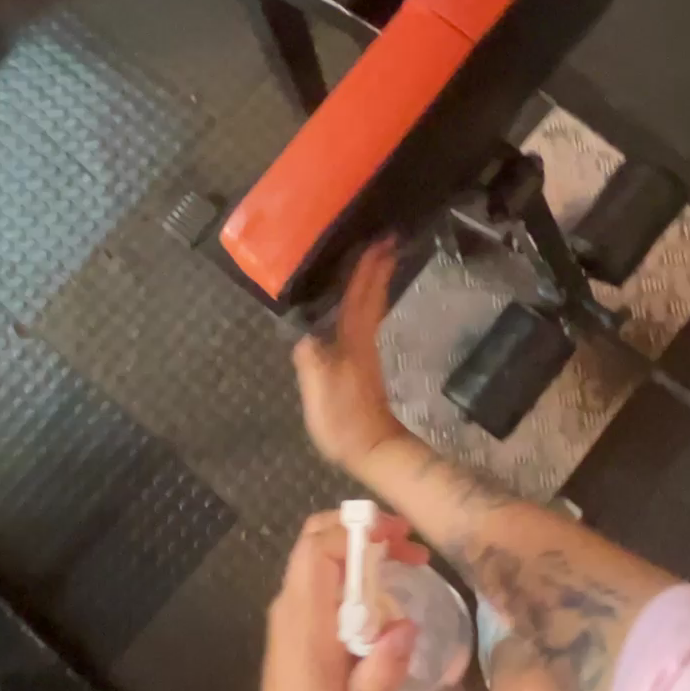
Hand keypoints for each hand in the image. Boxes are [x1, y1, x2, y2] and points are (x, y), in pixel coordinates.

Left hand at [255, 510, 429, 690]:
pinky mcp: (293, 624)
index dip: (356, 530)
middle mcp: (290, 605)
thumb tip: (408, 623)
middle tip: (403, 540)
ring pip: (316, 554)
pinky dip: (348, 567)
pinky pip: (318, 576)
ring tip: (402, 560)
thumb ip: (386, 664)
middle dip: (359, 527)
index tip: (396, 535)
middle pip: (314, 539)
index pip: (318, 549)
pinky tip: (380, 589)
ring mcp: (288, 613)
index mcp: (304, 619)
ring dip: (357, 546)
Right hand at [293, 239, 409, 469]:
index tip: (380, 242)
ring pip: (371, 307)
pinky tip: (360, 305)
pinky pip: (366, 320)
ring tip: (376, 263)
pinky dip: (367, 303)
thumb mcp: (320, 390)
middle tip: (386, 241)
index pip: (360, 296)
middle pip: (371, 297)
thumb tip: (304, 333)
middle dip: (377, 268)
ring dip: (375, 283)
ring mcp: (366, 352)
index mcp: (352, 340)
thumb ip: (312, 360)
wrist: (373, 449)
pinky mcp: (364, 365)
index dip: (369, 269)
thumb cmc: (345, 420)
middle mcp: (363, 340)